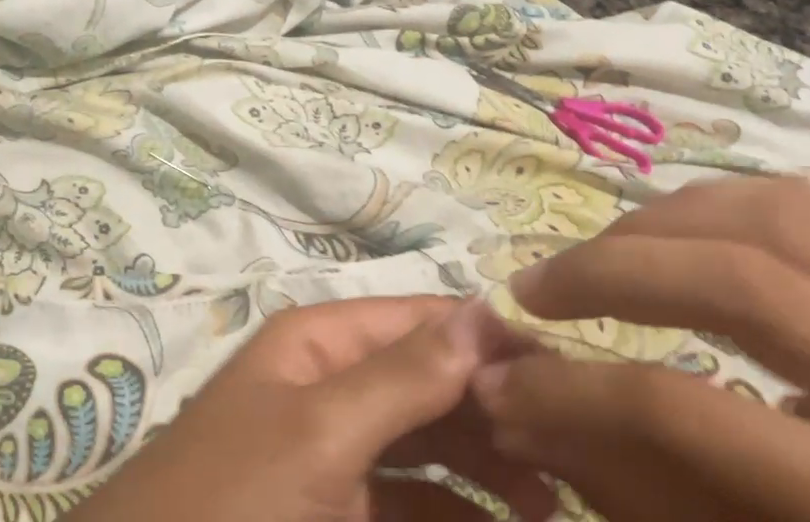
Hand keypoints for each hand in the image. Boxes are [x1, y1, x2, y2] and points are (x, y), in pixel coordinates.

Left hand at [69, 296, 557, 521]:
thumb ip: (402, 375)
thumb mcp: (321, 433)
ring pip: (426, 446)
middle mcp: (327, 385)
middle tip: (573, 460)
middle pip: (429, 383)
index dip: (490, 339)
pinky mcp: (334, 511)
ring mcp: (330, 452)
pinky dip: (453, 511)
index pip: (420, 320)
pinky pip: (409, 501)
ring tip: (552, 504)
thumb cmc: (237, 497)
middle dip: (496, 413)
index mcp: (318, 344)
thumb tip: (483, 308)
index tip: (569, 377)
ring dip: (487, 469)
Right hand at [471, 177, 809, 521]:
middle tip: (531, 288)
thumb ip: (624, 476)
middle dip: (605, 274)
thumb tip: (507, 398)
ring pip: (778, 215)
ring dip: (658, 221)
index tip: (495, 379)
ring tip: (595, 252)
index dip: (570, 388)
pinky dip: (720, 205)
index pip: (690, 411)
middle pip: (739, 284)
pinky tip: (670, 232)